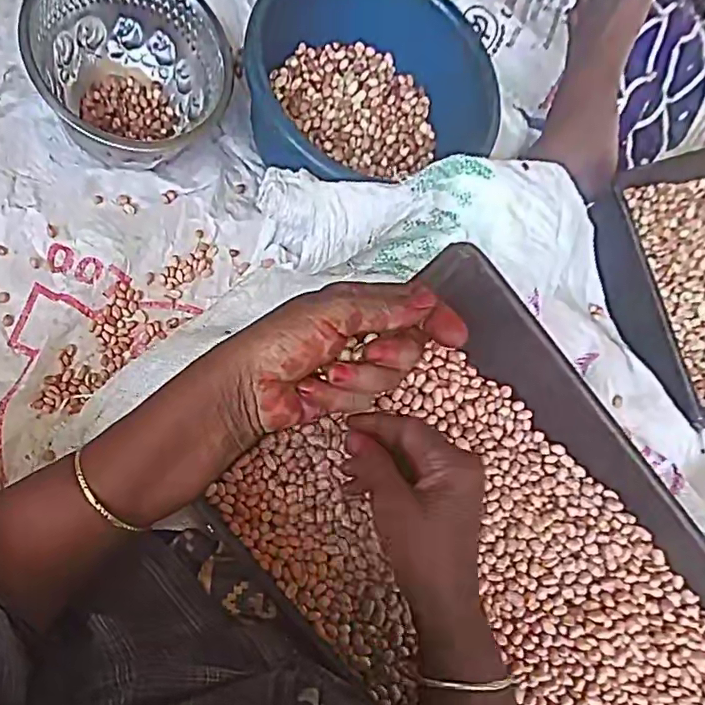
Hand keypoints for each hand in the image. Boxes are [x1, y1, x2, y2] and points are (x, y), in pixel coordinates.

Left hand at [219, 281, 468, 441]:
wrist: (248, 386)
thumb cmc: (279, 341)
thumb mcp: (333, 312)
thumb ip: (382, 308)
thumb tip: (425, 301)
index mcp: (360, 305)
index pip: (413, 309)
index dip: (437, 321)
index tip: (456, 336)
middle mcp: (361, 335)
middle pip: (407, 351)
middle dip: (386, 357)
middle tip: (361, 354)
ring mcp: (352, 369)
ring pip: (386, 381)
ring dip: (355, 381)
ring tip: (324, 374)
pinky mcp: (342, 399)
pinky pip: (362, 402)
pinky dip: (336, 398)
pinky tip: (312, 392)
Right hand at [341, 413, 485, 629]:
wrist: (443, 599)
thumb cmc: (421, 552)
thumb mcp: (392, 503)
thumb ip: (374, 464)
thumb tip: (354, 436)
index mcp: (455, 462)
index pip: (410, 428)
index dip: (375, 424)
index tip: (344, 426)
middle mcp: (460, 467)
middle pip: (411, 443)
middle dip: (374, 447)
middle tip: (343, 454)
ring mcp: (454, 485)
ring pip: (409, 461)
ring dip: (378, 465)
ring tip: (347, 477)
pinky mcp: (445, 501)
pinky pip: (413, 479)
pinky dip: (388, 481)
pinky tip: (363, 490)